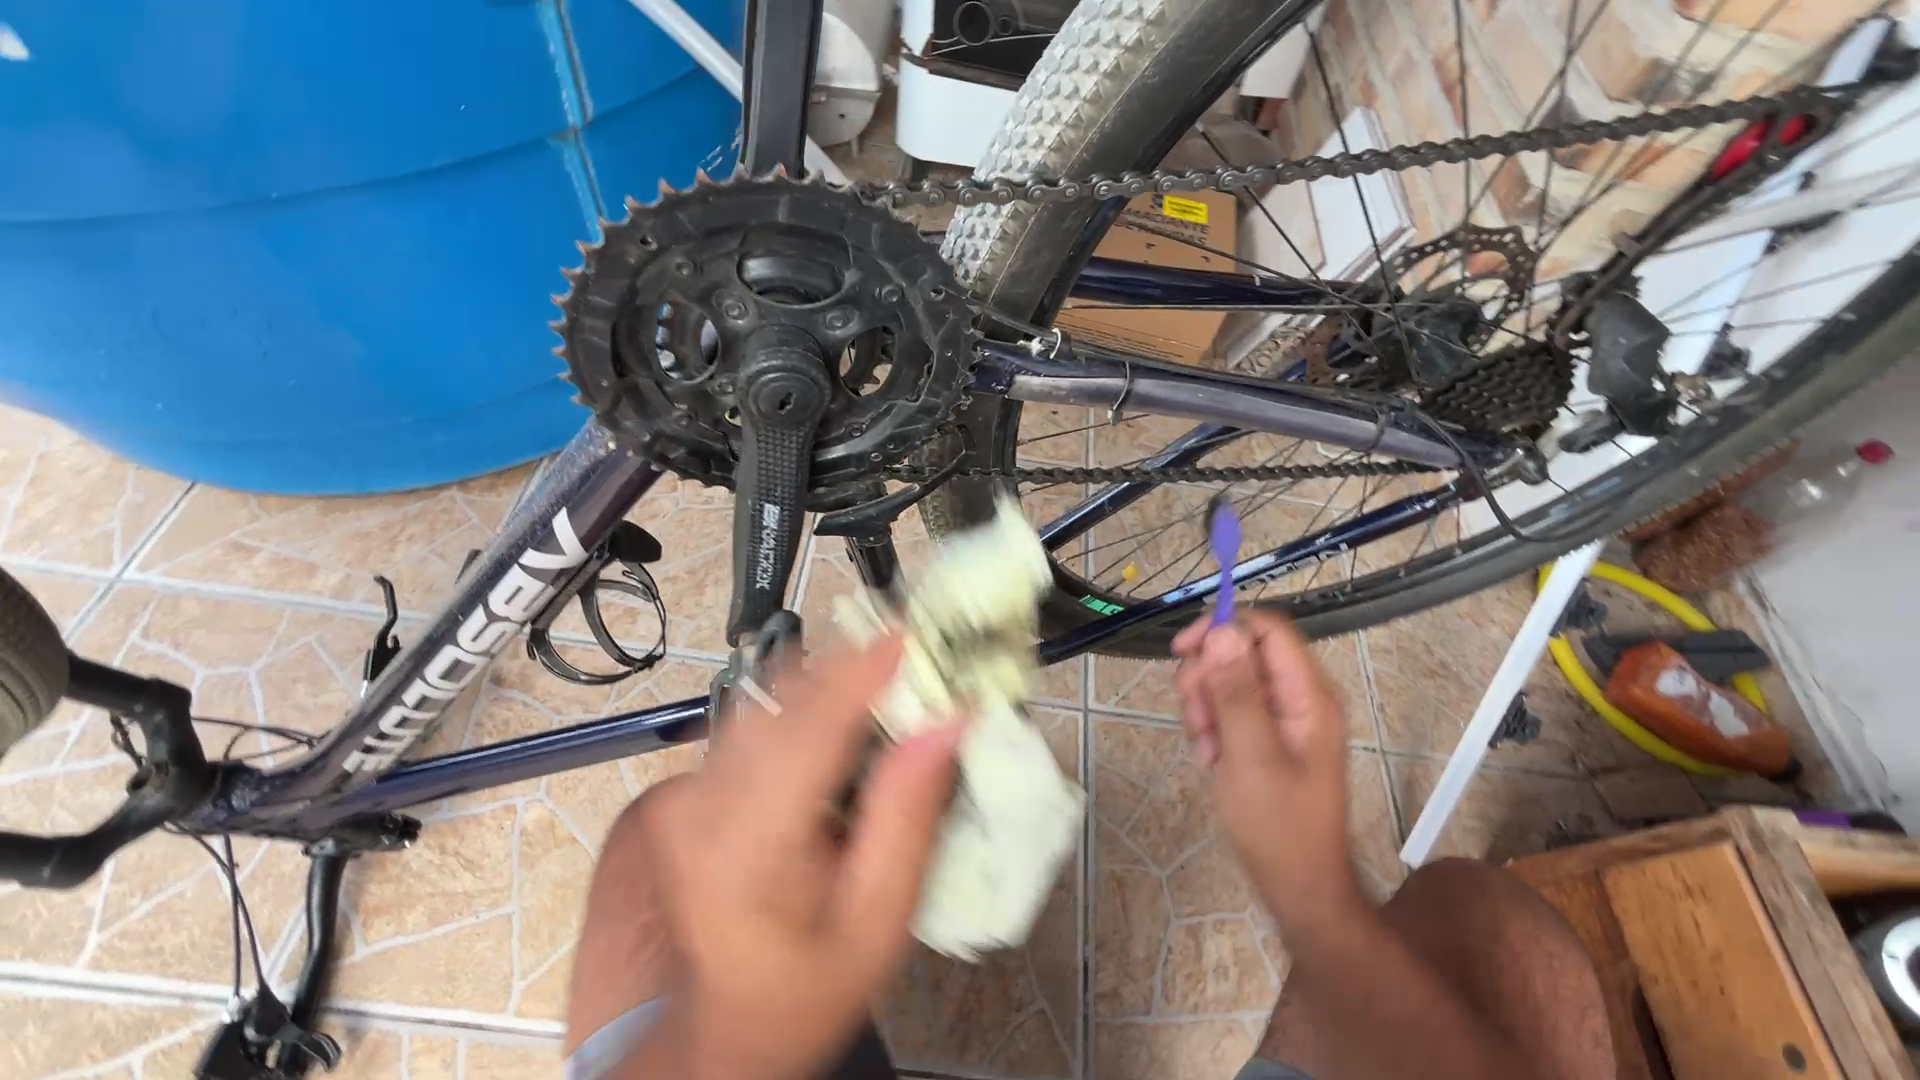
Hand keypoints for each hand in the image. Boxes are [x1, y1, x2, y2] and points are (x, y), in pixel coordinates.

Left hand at [638, 640, 961, 1079]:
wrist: (736, 1017)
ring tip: (891, 680)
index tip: (914, 635)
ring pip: (765, 699)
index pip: (806, 731)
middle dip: (853, 667)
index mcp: (746, 850)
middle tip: (919, 657)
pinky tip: (846, 713)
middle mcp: (701, 807)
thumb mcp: (881, 917)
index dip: (861, 672)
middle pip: (781, 701)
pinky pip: (753, 718)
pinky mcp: (690, 785)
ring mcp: (687, 793)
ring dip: (830, 679)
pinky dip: (805, 701)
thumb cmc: (814, 981)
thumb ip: (909, 814)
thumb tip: (947, 720)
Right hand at [1173, 611, 1361, 923]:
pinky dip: (1211, 725)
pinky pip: (1229, 708)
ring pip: (1229, 679)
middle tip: (1195, 715)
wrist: (1297, 886)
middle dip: (1207, 675)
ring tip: (1205, 746)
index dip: (1221, 627)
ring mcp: (1283, 717)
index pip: (1266, 628)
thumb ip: (1236, 692)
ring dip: (1204, 704)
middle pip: (1242, 651)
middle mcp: (1299, 696)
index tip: (1181, 651)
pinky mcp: (1267, 736)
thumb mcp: (1251, 756)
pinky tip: (1210, 757)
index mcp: (1309, 694)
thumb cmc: (1278, 826)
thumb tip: (1221, 630)